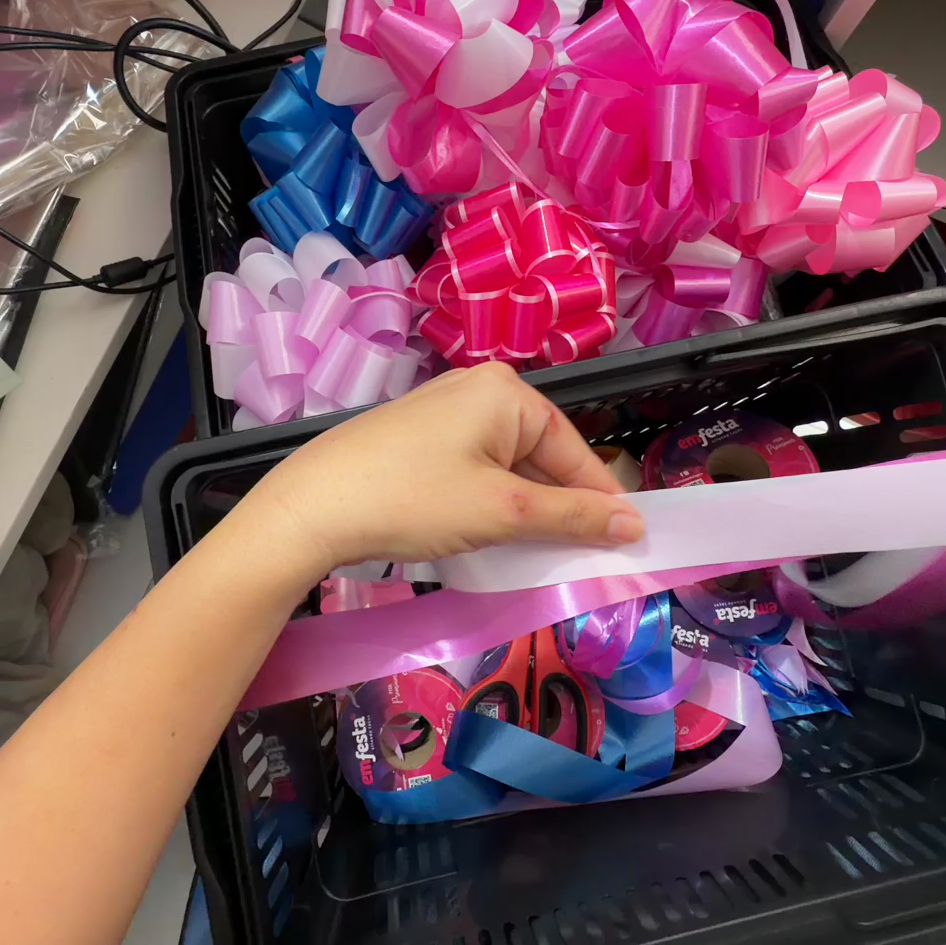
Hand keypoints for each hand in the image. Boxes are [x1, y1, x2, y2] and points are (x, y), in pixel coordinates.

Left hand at [237, 362, 643, 573]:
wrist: (311, 507)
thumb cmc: (414, 499)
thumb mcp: (502, 510)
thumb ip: (572, 515)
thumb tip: (634, 523)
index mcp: (505, 391)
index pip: (574, 447)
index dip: (601, 498)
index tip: (627, 542)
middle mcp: (476, 389)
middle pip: (540, 454)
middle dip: (558, 506)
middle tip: (579, 557)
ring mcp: (443, 412)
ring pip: (506, 465)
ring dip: (523, 508)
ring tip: (534, 552)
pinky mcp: (417, 437)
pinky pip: (474, 467)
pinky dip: (489, 501)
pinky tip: (489, 534)